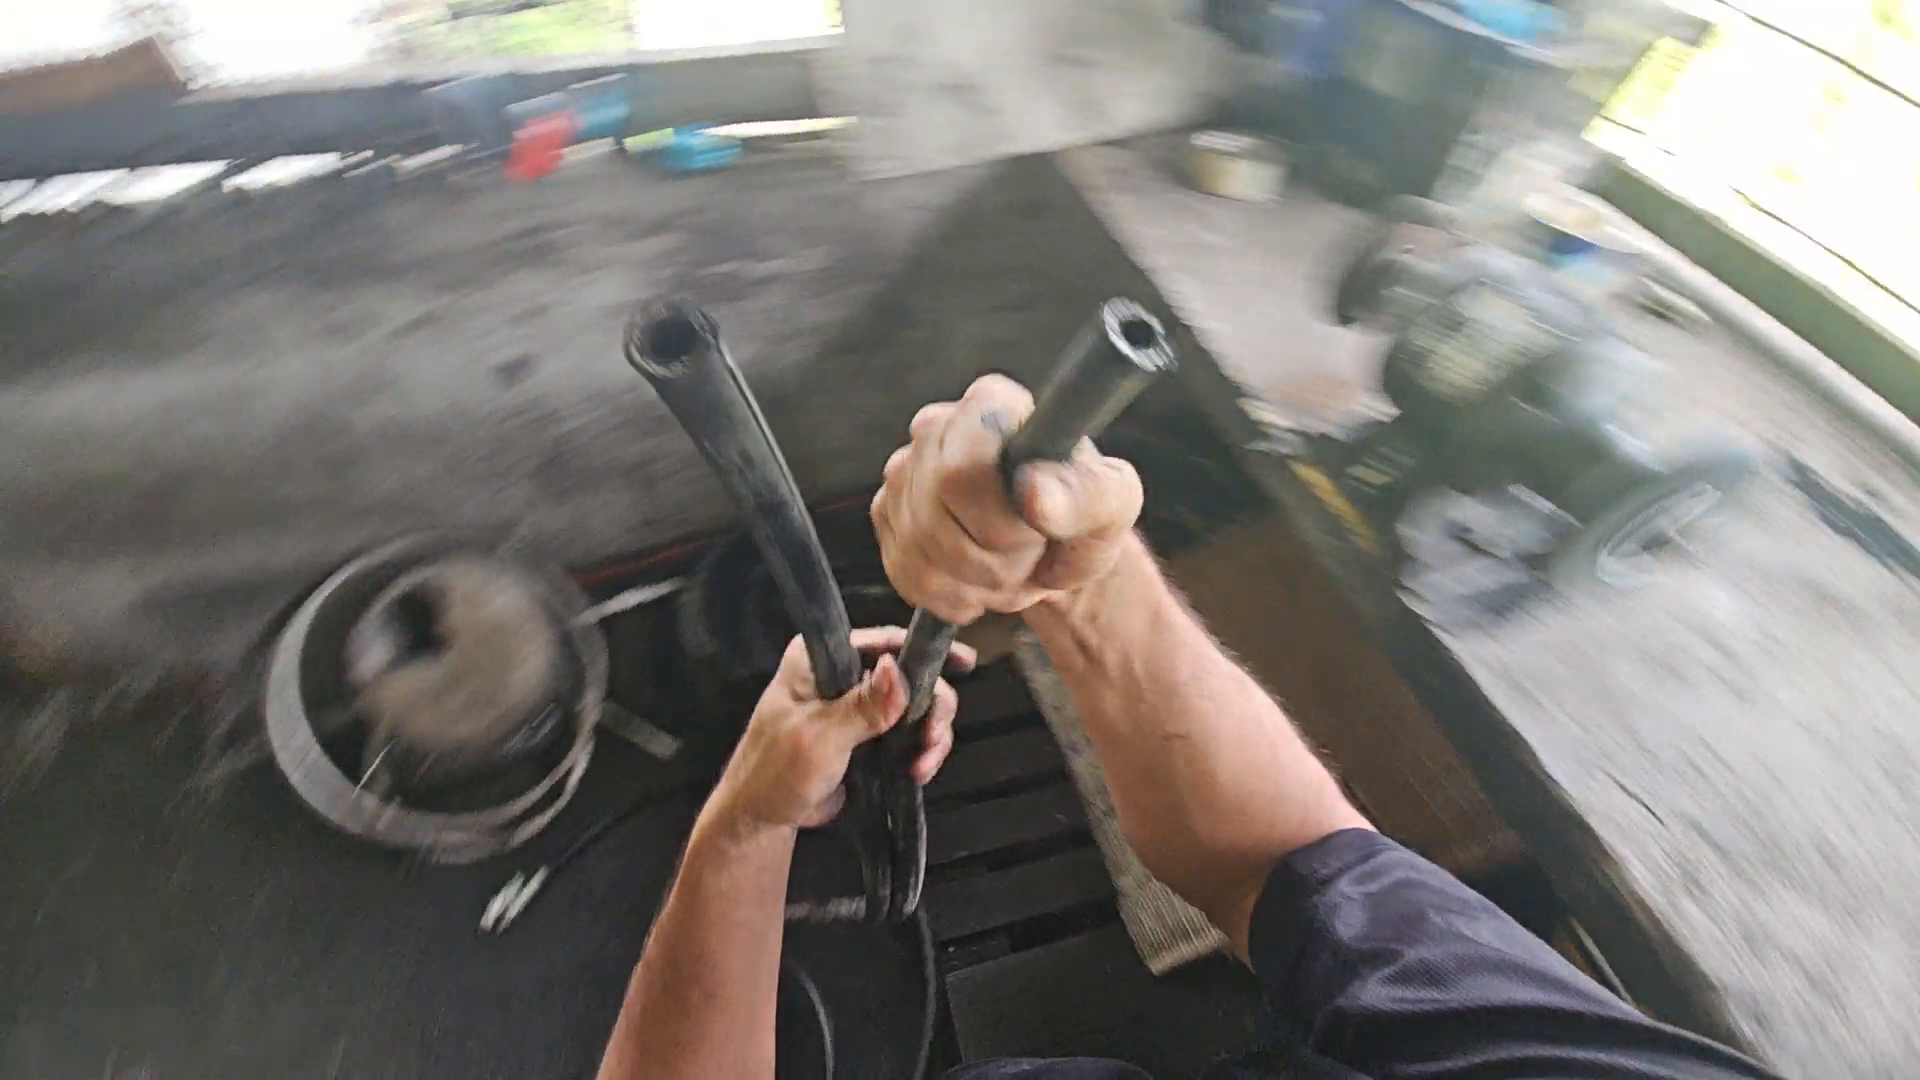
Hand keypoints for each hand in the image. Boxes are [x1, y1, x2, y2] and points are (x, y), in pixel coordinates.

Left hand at [707, 626, 975, 834]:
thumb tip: (897, 669)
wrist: (760, 820)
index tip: (965, 662)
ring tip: (923, 766)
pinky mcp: (868, 732)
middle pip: (909, 674)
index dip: (922, 650)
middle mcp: (843, 672)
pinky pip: (909, 730)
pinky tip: (919, 771)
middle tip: (934, 739)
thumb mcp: (820, 737)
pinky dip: (921, 748)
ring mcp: (857, 702)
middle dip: (931, 707)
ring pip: (916, 704)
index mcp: (822, 658)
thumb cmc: (776, 771)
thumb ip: (863, 706)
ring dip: (929, 733)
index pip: (882, 642)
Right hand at [871, 374, 1145, 622]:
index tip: (1035, 530)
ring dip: (974, 584)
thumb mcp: (1110, 504)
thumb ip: (1082, 497)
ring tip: (1009, 570)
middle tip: (1028, 558)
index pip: (962, 470)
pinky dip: (949, 595)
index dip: (998, 521)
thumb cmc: (1082, 512)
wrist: (1053, 542)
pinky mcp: (885, 515)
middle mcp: (935, 427)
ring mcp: (902, 471)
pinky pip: (905, 573)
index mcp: (990, 406)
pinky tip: (979, 582)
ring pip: (918, 553)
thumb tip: (1034, 493)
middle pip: (934, 518)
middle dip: (991, 562)